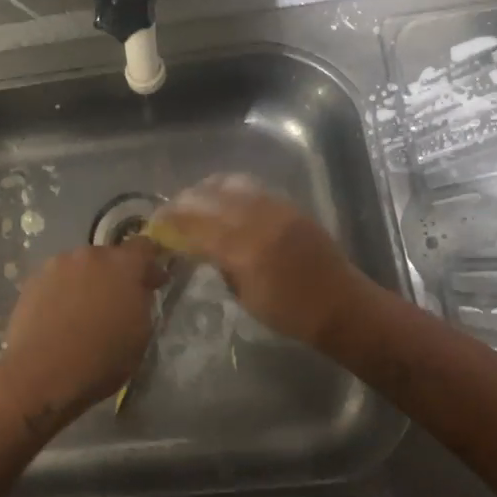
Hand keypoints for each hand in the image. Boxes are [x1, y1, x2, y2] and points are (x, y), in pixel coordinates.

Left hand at [0, 239, 168, 436]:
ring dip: (86, 282)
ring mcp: (56, 265)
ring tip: (83, 312)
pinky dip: (62, 293)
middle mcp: (89, 255)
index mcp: (122, 264)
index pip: (144, 247)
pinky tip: (59, 318)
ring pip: (79, 268)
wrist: (40, 373)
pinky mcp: (32, 281)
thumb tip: (136, 292)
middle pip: (108, 257)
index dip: (150, 264)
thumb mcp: (140, 335)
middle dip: (115, 275)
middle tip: (116, 302)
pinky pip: (56, 281)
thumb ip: (141, 303)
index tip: (153, 282)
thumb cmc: (101, 359)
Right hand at [151, 174, 376, 353]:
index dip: (171, 222)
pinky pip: (252, 188)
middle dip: (183, 203)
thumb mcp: (245, 296)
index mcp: (244, 248)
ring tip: (194, 202)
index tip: (155, 224)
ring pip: (230, 184)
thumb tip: (200, 246)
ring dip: (206, 190)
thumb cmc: (290, 313)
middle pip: (208, 198)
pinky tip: (223, 202)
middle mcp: (258, 219)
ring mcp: (276, 208)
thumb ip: (220, 263)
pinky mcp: (289, 205)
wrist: (342, 305)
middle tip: (169, 213)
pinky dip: (230, 190)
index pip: (195, 224)